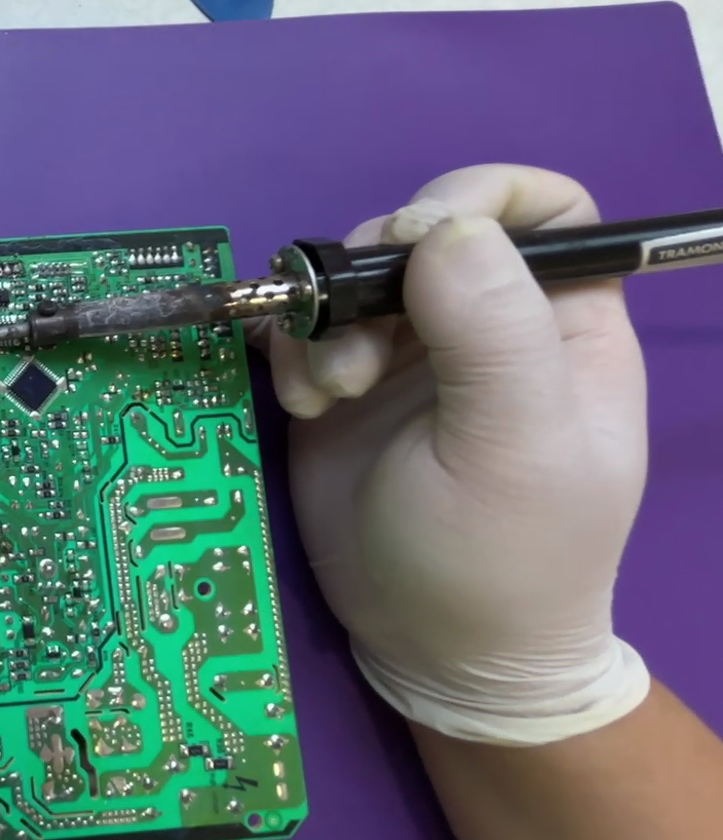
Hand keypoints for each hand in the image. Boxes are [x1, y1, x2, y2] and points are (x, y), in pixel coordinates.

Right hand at [264, 165, 652, 744]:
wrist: (426, 636)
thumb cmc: (498, 550)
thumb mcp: (514, 447)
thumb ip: (493, 335)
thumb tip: (442, 230)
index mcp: (554, 327)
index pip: (535, 212)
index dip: (470, 203)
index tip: (407, 247)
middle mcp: (471, 328)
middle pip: (409, 242)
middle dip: (363, 285)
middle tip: (353, 360)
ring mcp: (393, 356)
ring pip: (338, 285)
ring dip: (315, 328)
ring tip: (322, 395)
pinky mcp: (328, 385)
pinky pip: (293, 331)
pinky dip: (285, 355)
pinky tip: (300, 404)